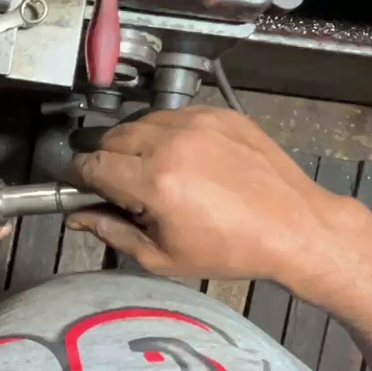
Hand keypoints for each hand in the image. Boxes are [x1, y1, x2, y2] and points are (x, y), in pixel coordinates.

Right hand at [67, 106, 365, 287]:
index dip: (79, 176)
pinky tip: (180, 156)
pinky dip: (165, 132)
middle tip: (119, 184)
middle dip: (105, 159)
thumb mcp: (161, 256)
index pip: (92, 164)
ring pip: (140, 122)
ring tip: (151, 169)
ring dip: (134, 143)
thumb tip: (76, 217)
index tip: (81, 184)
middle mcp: (172, 143)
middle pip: (110, 138)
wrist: (295, 227)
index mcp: (155, 181)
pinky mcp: (219, 114)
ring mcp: (198, 123)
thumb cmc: (228, 250)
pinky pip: (173, 115)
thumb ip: (111, 232)